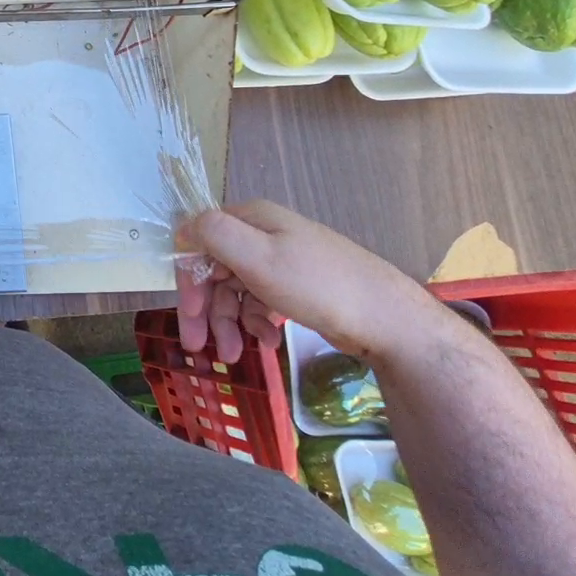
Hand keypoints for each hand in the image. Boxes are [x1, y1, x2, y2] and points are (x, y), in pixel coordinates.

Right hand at [176, 200, 443, 364]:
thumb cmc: (318, 286)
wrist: (393, 322)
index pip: (200, 242)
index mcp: (251, 220)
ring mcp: (283, 261)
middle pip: (216, 269)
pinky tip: (268, 340)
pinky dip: (258, 321)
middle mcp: (264, 235)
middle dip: (206, 309)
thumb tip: (182, 226)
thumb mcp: (257, 256)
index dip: (188, 277)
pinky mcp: (299, 287)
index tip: (188, 313)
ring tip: (235, 355)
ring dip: (230, 321)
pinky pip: (262, 300)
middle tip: (197, 346)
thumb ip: (213, 234)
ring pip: (237, 289)